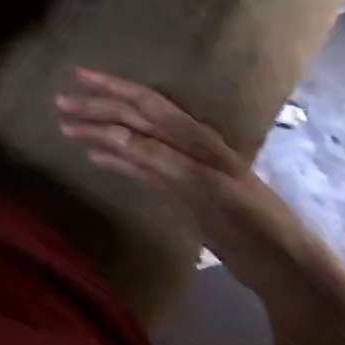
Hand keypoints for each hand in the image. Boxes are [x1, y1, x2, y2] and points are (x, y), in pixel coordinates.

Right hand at [55, 69, 335, 305]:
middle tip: (59, 104)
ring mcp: (179, 169)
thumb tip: (112, 133)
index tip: (77, 76)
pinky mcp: (178, 192)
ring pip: (130, 140)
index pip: (144, 102)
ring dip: (99, 131)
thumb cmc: (252, 223)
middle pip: (132, 118)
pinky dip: (113, 158)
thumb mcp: (206, 187)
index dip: (110, 88)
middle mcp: (183, 146)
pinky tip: (94, 157)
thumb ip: (158, 158)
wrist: (285, 268)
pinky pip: (137, 167)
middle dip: (95, 107)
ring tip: (66, 128)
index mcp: (193, 138)